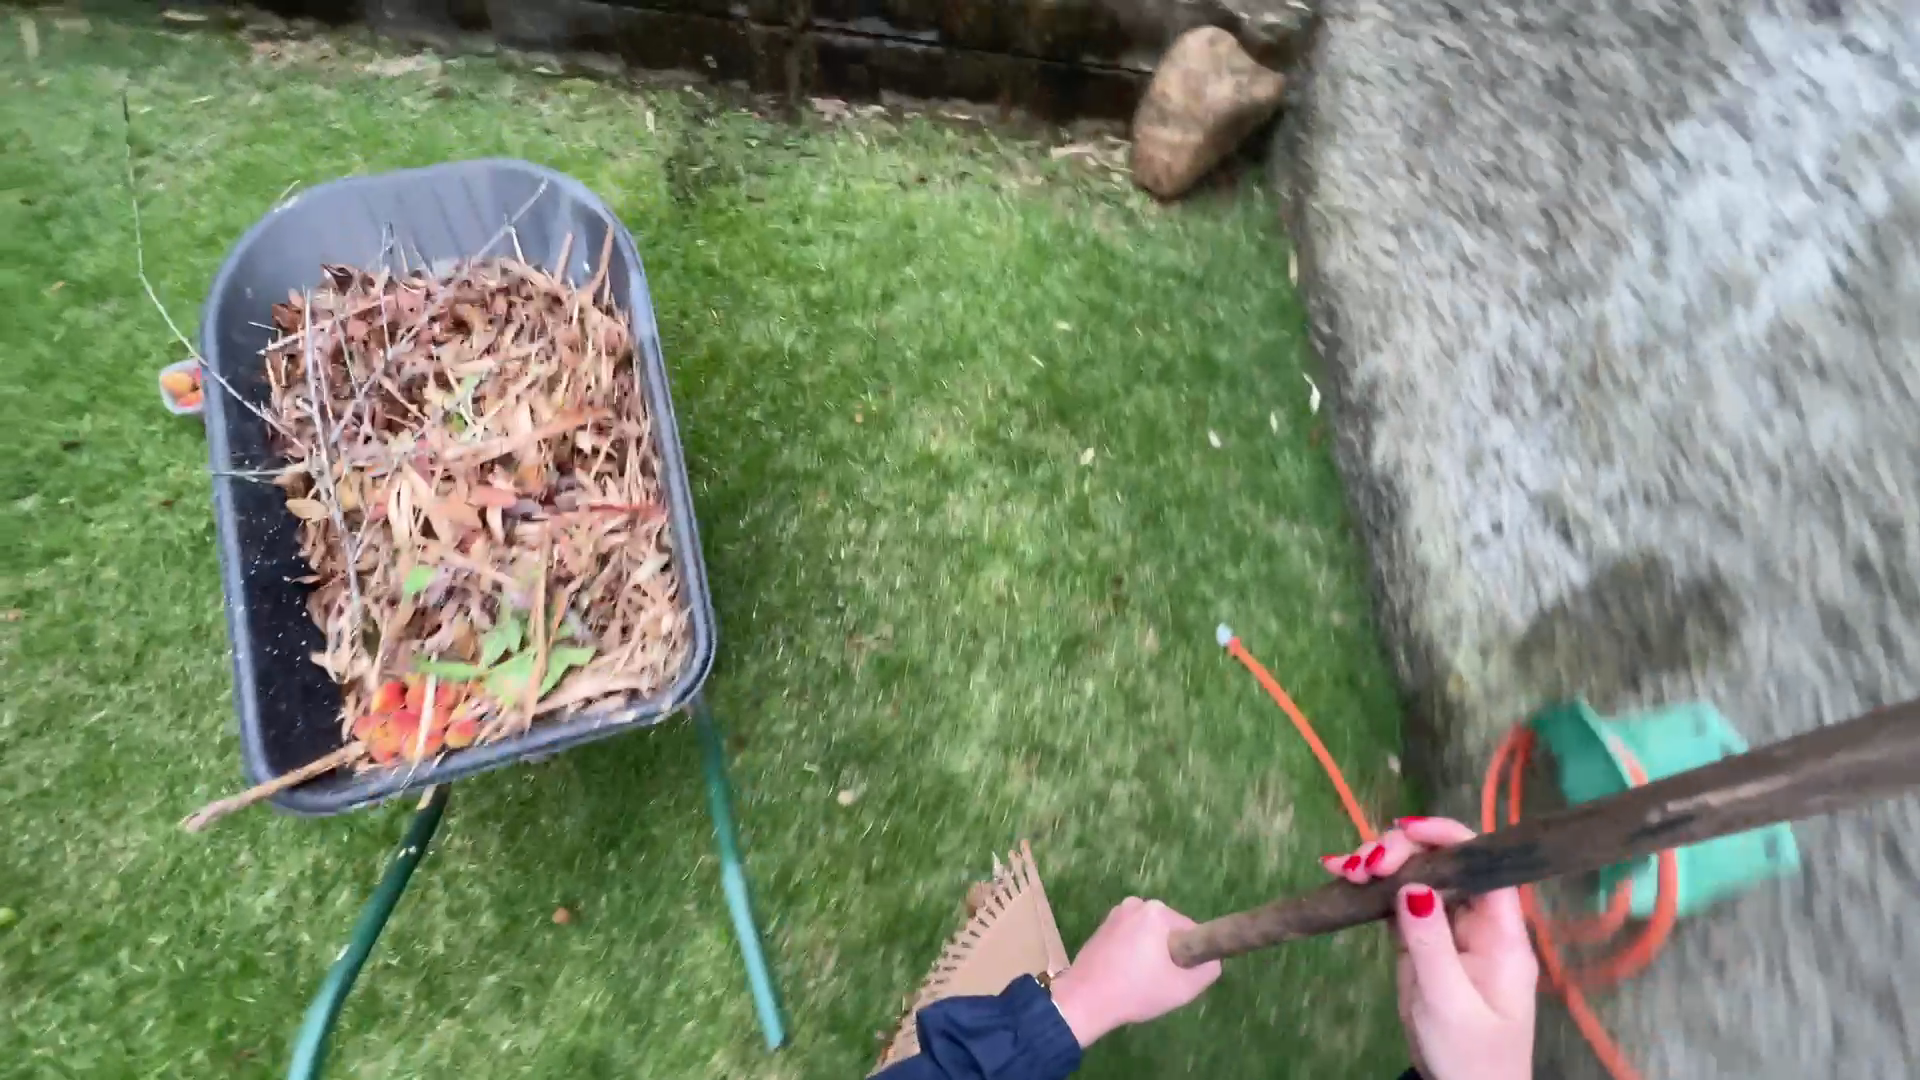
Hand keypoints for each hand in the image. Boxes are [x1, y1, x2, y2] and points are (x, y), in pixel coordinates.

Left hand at [1047, 897, 1221, 1046]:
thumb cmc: (1137, 990)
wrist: (1087, 997)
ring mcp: (1117, 911)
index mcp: (1157, 911)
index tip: (1179, 976)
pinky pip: (1132, 936)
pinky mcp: (1104, 924)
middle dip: (1170, 953)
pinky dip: (1134, 951)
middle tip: (1161, 981)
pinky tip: (1126, 973)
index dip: (1191, 956)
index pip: (1190, 931)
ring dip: (1152, 953)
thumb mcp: (1184, 988)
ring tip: (1141, 979)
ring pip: (1150, 934)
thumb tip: (1213, 960)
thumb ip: (1208, 970)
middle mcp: (1136, 903)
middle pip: (1169, 931)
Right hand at [1324, 818, 1537, 1079]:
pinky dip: (1365, 880)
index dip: (1447, 836)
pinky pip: (1391, 892)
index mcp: (1500, 934)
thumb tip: (1414, 886)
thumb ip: (1432, 944)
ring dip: (1376, 860)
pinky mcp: (1416, 935)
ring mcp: (1443, 925)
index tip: (1404, 831)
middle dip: (1399, 850)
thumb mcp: (1450, 1003)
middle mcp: (1473, 920)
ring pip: (1411, 871)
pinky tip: (1338, 873)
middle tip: (1363, 866)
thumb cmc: (1470, 1056)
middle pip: (1439, 860)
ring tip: (1344, 869)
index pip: (1481, 865)